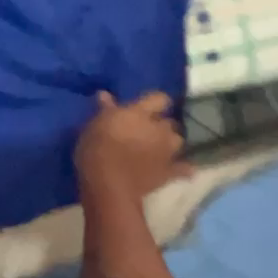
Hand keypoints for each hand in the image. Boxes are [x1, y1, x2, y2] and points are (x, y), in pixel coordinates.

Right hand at [75, 91, 193, 201]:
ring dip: (170, 143)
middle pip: (169, 122)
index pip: (159, 99)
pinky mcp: (169, 172)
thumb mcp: (94, 125)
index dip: (154, 102)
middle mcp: (159, 129)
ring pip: (178, 141)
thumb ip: (104, 110)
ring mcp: (167, 151)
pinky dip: (183, 169)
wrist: (109, 183)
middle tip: (145, 132)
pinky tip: (182, 170)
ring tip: (159, 149)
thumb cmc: (97, 148)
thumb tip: (104, 94)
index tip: (144, 108)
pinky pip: (183, 168)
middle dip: (161, 126)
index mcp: (140, 113)